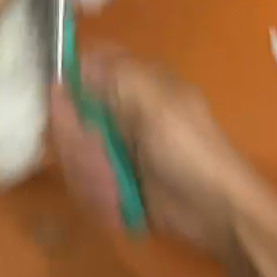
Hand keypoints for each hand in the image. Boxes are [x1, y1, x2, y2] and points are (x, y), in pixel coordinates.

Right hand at [49, 48, 271, 263]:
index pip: (88, 63)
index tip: (60, 101)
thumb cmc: (189, 151)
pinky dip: (93, 187)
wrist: (215, 212)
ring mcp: (116, 143)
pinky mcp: (113, 174)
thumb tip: (74, 65)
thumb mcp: (155, 104)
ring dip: (86, 168)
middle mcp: (121, 108)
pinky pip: (83, 174)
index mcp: (137, 81)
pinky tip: (112, 197)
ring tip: (111, 182)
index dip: (69, 79)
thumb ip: (114, 77)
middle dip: (76, 139)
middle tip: (97, 155)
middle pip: (71, 111)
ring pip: (74, 146)